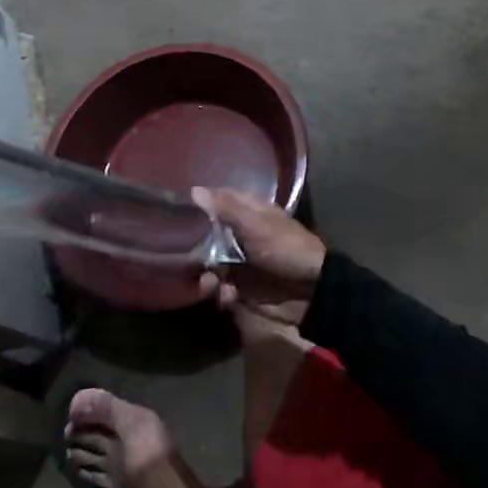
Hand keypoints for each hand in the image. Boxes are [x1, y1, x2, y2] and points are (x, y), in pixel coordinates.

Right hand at [194, 187, 326, 327]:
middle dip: (196, 248)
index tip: (176, 210)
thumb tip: (194, 190)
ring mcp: (240, 262)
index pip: (218, 200)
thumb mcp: (255, 224)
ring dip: (207, 275)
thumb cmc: (285, 248)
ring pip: (210, 265)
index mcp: (248, 212)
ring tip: (210, 284)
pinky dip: (222, 293)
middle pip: (207, 236)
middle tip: (188, 257)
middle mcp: (240, 234)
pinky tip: (229, 296)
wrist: (312, 291)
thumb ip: (225, 208)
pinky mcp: (242, 288)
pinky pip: (222, 289)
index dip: (200, 204)